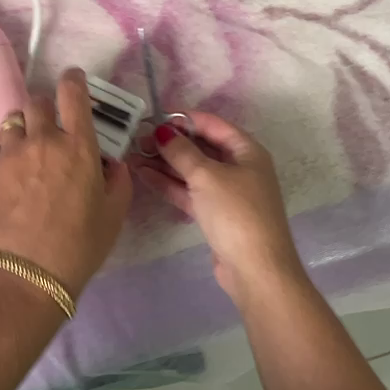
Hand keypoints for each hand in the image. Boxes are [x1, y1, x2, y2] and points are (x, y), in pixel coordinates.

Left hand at [0, 69, 133, 299]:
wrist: (24, 273)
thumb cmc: (78, 246)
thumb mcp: (113, 216)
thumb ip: (118, 182)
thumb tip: (112, 164)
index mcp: (79, 146)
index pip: (73, 94)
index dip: (73, 80)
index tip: (73, 79)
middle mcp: (44, 140)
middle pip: (38, 102)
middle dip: (46, 107)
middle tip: (52, 126)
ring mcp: (13, 153)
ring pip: (15, 120)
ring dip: (24, 127)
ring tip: (29, 147)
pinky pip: (1, 148)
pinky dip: (10, 152)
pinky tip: (15, 175)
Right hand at [133, 113, 306, 306]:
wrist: (256, 270)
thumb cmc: (236, 213)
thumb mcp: (206, 175)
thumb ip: (182, 151)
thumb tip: (163, 131)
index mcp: (246, 151)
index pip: (212, 124)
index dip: (183, 119)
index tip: (153, 119)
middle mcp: (239, 167)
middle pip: (201, 147)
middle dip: (171, 143)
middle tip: (138, 139)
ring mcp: (227, 192)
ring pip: (192, 170)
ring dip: (165, 163)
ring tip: (134, 155)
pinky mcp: (215, 214)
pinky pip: (190, 191)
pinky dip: (169, 183)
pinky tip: (144, 175)